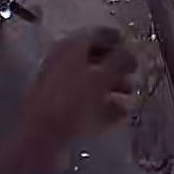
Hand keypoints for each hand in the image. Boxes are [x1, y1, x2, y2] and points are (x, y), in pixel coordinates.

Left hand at [18, 27, 137, 151]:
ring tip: (129, 97)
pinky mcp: (54, 106)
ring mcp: (55, 83)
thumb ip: (120, 61)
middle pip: (94, 58)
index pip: (98, 34)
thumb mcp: (102, 77)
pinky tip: (118, 115)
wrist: (40, 138)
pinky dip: (100, 103)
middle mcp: (61, 60)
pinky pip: (81, 99)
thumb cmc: (74, 101)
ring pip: (88, 80)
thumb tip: (131, 53)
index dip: (118, 40)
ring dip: (111, 86)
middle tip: (133, 75)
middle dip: (116, 67)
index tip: (134, 49)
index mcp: (71, 47)